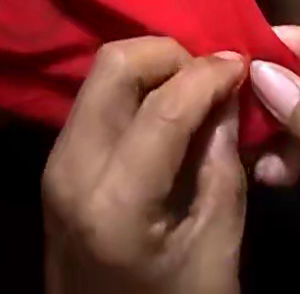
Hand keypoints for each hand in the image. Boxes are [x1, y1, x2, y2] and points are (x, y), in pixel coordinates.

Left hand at [44, 38, 248, 293]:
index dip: (208, 74)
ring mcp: (56, 159)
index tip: (242, 62)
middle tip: (210, 76)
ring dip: (152, 63)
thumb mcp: (217, 245)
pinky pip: (97, 93)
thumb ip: (223, 158)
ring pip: (102, 70)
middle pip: (115, 65)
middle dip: (170, 54)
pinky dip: (135, 83)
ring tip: (193, 85)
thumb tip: (228, 89)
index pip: (164, 107)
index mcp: (114, 203)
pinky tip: (167, 101)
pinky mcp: (57, 157)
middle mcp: (72, 167)